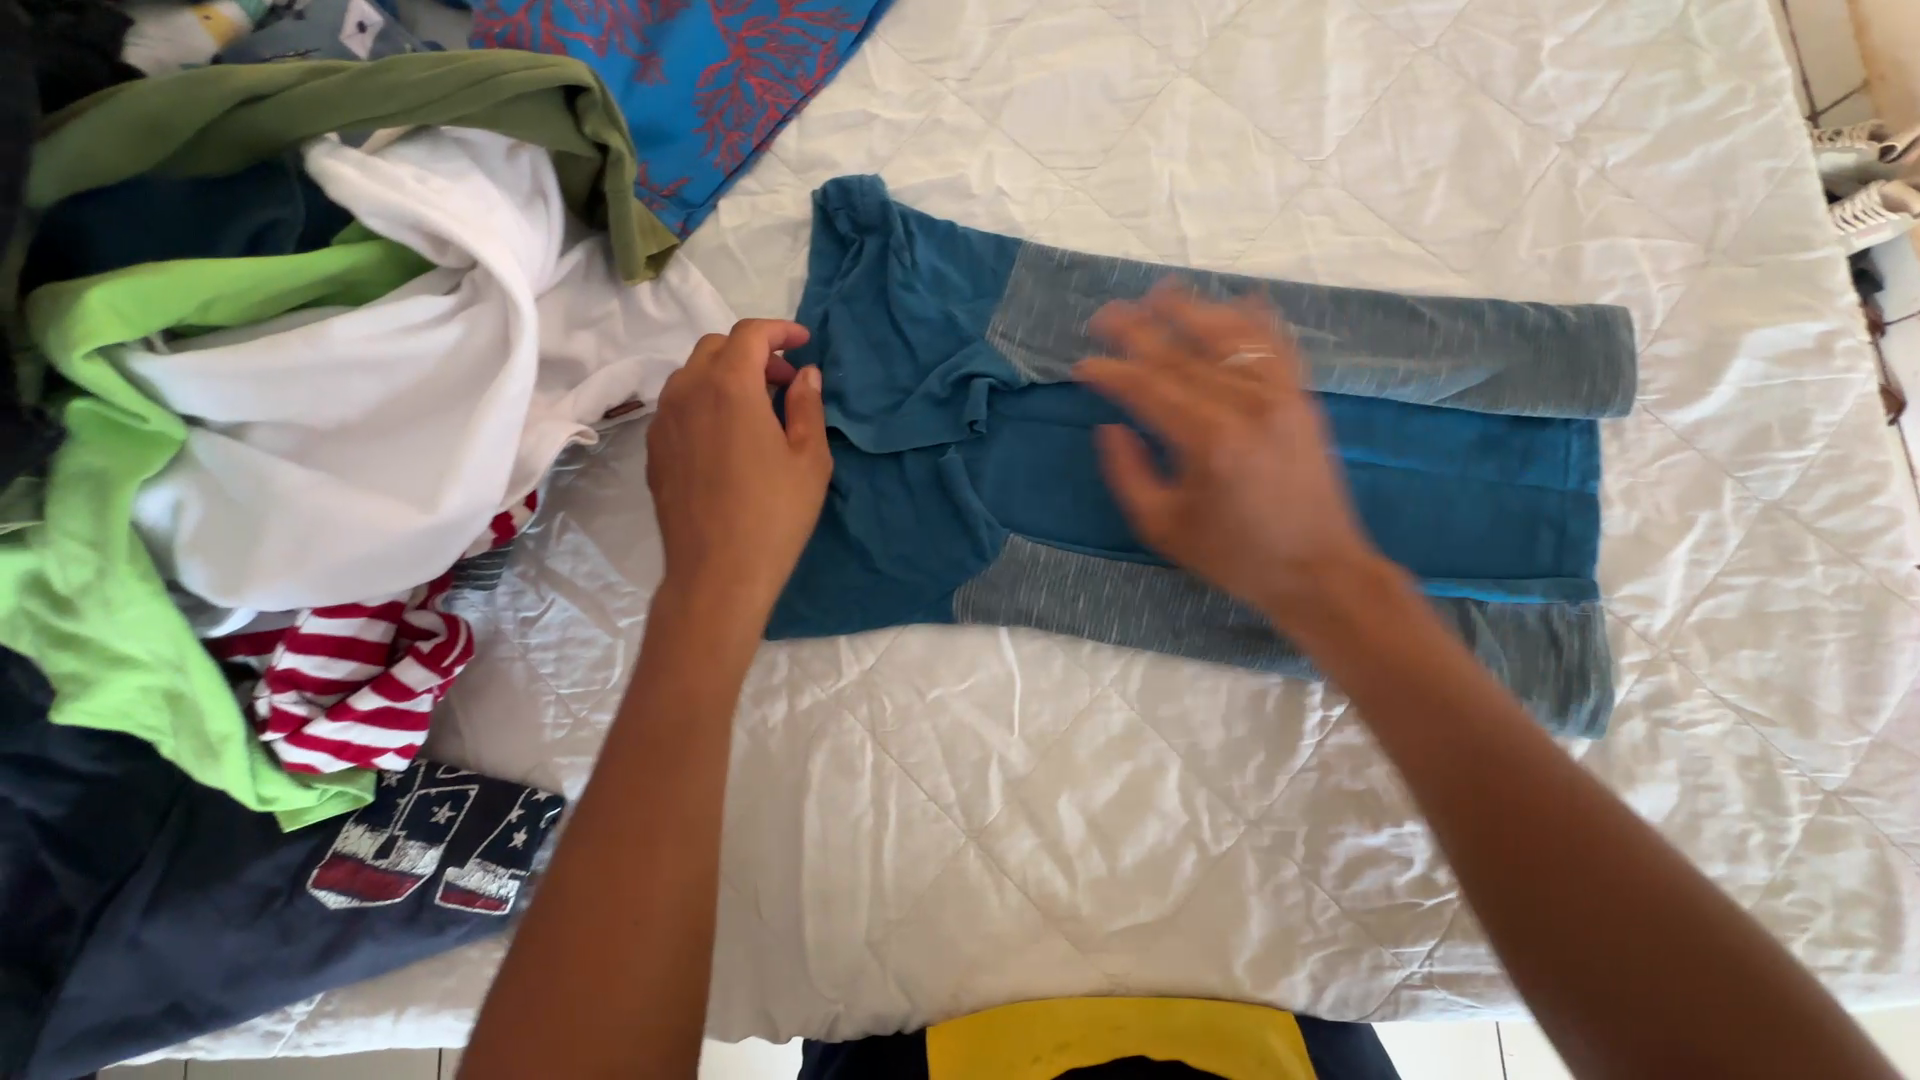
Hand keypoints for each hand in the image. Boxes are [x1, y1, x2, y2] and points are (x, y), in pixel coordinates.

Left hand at [646, 319, 831, 625]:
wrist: (717, 573)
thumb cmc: (775, 515)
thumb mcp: (810, 459)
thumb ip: (808, 406)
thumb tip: (805, 375)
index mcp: (729, 387)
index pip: (749, 334)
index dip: (779, 331)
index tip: (804, 342)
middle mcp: (687, 392)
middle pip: (716, 348)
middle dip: (753, 352)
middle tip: (785, 381)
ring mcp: (664, 422)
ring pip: (692, 375)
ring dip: (726, 376)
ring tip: (757, 408)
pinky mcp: (654, 450)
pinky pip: (678, 407)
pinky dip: (705, 402)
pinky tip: (728, 437)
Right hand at [1075, 283, 1383, 632]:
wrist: (1319, 569)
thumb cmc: (1234, 556)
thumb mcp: (1163, 527)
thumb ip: (1128, 473)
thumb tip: (1111, 426)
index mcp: (1208, 440)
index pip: (1148, 386)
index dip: (1110, 370)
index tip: (1083, 365)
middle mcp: (1245, 404)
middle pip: (1182, 351)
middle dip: (1137, 328)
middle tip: (1103, 315)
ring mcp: (1280, 395)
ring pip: (1230, 334)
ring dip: (1191, 308)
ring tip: (1159, 292)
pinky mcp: (1302, 397)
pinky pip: (1276, 344)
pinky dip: (1254, 318)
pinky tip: (1236, 300)